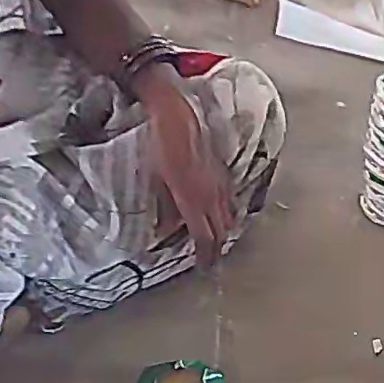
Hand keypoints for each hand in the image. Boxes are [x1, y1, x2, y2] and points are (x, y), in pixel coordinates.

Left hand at [138, 65, 234, 261]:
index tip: (205, 269)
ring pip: (228, 218)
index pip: (205, 237)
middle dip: (218, 249)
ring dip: (223, 233)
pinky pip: (229, 202)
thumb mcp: (154, 177)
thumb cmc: (159, 142)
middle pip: (221, 232)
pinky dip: (226, 214)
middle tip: (213, 261)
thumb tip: (168, 227)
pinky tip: (220, 214)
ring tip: (218, 242)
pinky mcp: (222, 175)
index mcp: (194, 200)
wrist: (176, 112)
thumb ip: (166, 206)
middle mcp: (212, 197)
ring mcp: (220, 186)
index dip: (206, 256)